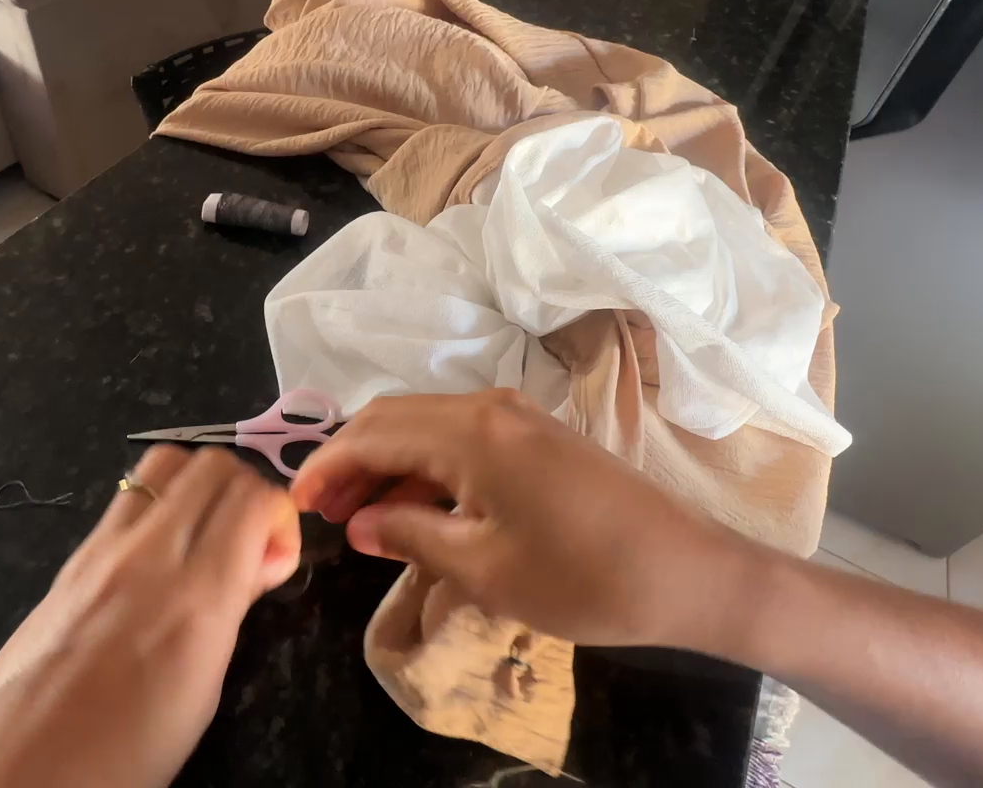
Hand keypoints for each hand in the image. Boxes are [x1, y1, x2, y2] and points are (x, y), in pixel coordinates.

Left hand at [0, 446, 300, 787]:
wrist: (12, 778)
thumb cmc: (123, 756)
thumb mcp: (204, 693)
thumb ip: (234, 607)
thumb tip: (262, 559)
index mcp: (196, 598)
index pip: (254, 498)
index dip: (282, 516)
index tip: (277, 559)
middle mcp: (151, 554)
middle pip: (215, 465)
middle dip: (248, 491)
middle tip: (248, 542)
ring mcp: (105, 547)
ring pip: (169, 461)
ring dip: (203, 483)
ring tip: (207, 531)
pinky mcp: (74, 554)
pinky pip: (131, 494)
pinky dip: (165, 500)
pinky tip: (164, 548)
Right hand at [289, 389, 767, 653]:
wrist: (687, 569)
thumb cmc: (582, 576)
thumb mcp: (483, 568)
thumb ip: (409, 534)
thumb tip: (358, 522)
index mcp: (469, 431)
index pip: (373, 433)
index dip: (327, 466)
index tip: (296, 503)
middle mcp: (486, 406)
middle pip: (394, 418)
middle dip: (350, 460)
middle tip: (322, 512)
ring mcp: (512, 415)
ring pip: (424, 425)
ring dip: (385, 462)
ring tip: (357, 513)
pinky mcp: (531, 433)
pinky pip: (457, 437)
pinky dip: (423, 465)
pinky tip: (411, 504)